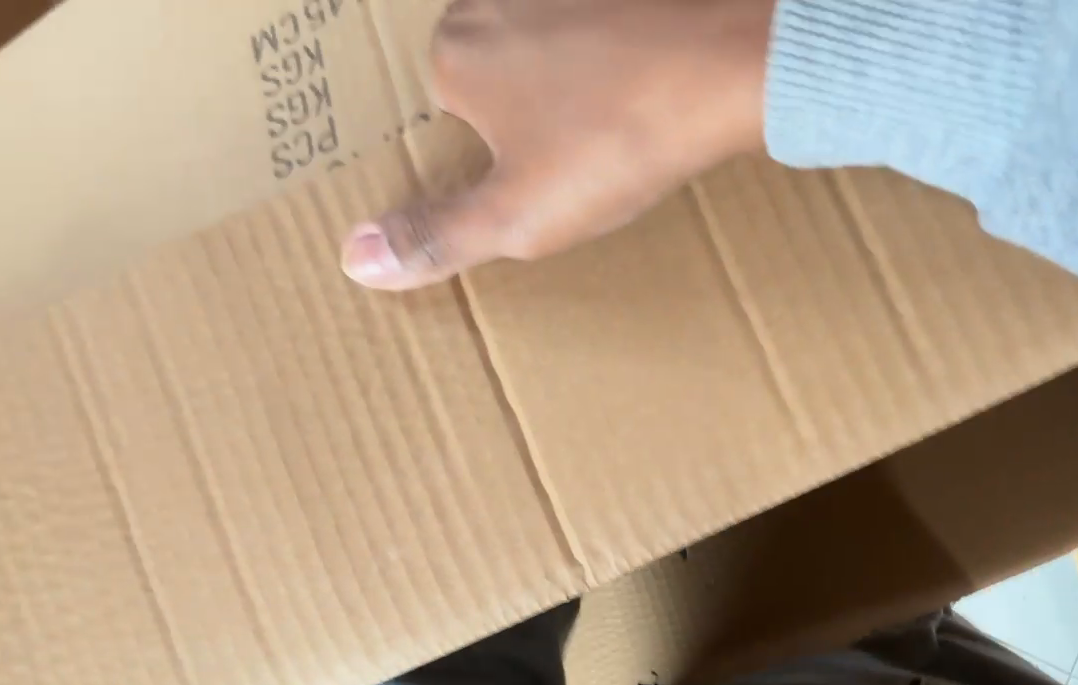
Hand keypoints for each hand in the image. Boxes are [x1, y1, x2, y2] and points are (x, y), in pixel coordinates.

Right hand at [342, 0, 776, 290]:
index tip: (521, 183)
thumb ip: (438, 237)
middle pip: (487, 74)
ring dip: (563, 88)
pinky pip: (589, 31)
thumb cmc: (613, 143)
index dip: (480, 156)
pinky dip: (603, 63)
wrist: (721, 71)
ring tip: (604, 131)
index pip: (440, 111)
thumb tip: (356, 259)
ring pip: (539, 48)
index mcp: (454, 52)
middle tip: (571, 160)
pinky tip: (635, 91)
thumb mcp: (520, 216)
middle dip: (517, 119)